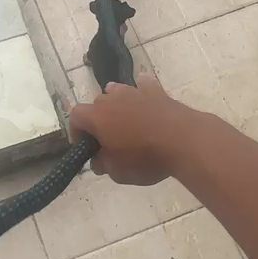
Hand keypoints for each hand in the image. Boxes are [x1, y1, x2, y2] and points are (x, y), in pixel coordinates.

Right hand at [67, 76, 208, 185]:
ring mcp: (134, 92)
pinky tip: (145, 102)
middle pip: (97, 104)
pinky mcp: (156, 91)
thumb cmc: (145, 158)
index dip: (76, 131)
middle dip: (98, 119)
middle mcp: (112, 99)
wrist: (182, 140)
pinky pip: (143, 86)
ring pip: (117, 91)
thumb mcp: (118, 172)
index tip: (85, 147)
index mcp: (97, 117)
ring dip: (117, 104)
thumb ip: (103, 164)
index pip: (75, 116)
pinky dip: (141, 93)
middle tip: (107, 139)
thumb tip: (99, 160)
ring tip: (124, 121)